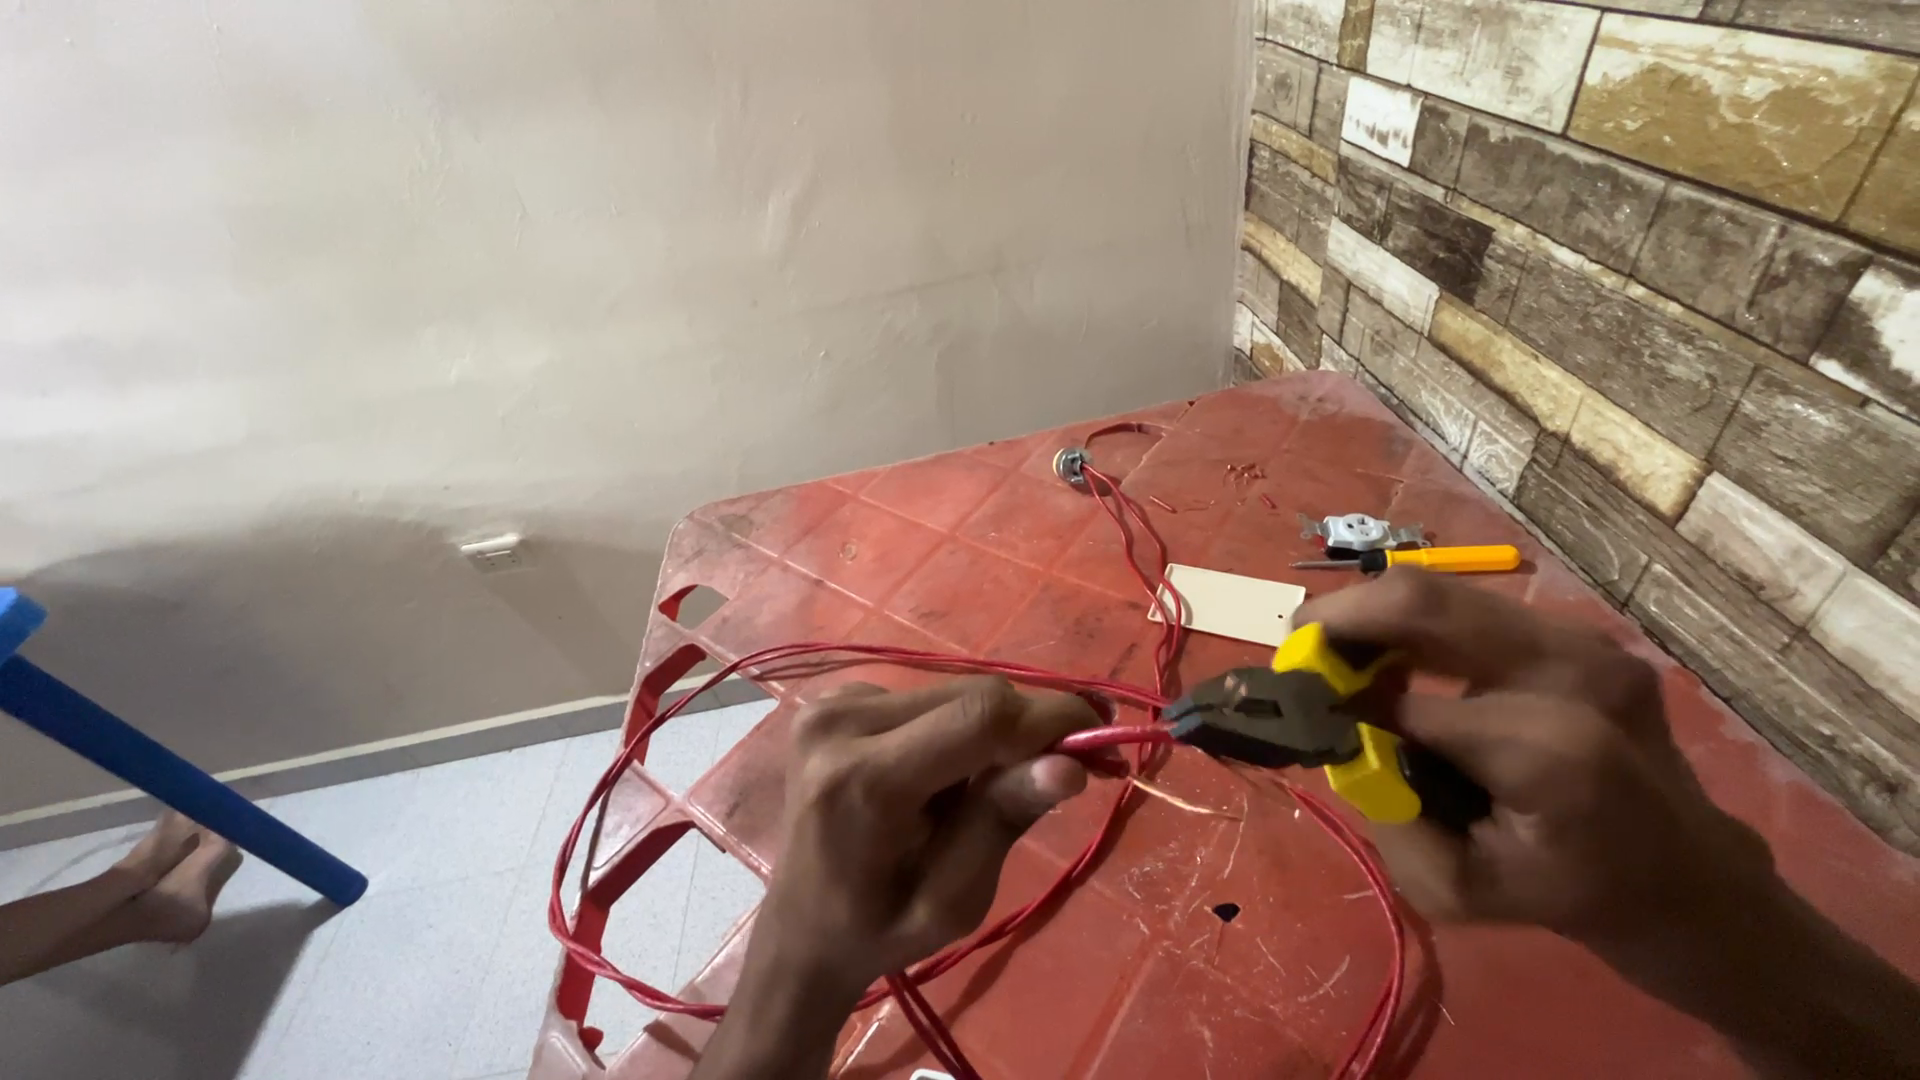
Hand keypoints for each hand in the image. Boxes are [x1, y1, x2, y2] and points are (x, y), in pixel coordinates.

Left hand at [693, 678, 1095, 1079]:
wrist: (801, 928)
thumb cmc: (881, 928)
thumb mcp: (954, 899)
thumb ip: (1003, 820)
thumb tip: (1071, 765)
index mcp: (864, 781)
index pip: (979, 718)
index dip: (1052, 716)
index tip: (1106, 732)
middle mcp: (841, 723)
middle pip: (971, 696)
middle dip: (1033, 724)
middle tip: (1079, 761)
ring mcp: (832, 705)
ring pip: (953, 692)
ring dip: (995, 729)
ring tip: (1010, 778)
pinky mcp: (837, 699)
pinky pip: (926, 698)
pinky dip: (958, 726)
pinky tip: (953, 771)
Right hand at [1295, 569, 1919, 1078]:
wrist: (1687, 877)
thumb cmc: (1562, 891)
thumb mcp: (1451, 886)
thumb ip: (1383, 809)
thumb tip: (1334, 727)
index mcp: (1549, 753)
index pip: (1399, 703)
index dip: (1335, 698)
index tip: (1297, 708)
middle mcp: (1572, 676)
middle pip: (1420, 601)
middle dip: (1339, 619)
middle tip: (1301, 650)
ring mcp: (1584, 643)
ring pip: (1437, 589)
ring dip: (1372, 615)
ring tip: (1343, 656)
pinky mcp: (1581, 632)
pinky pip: (1466, 603)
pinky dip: (1411, 622)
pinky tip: (1397, 659)